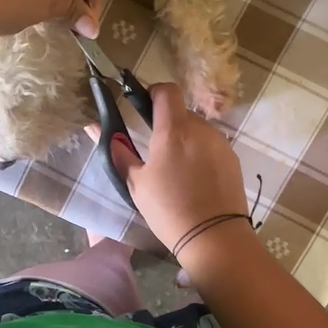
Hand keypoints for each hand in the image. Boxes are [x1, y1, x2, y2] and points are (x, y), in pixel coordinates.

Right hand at [101, 83, 254, 266]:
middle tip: (156, 150)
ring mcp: (220, 142)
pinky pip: (212, 145)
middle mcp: (200, 128)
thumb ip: (118, 152)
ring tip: (177, 169)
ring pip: (198, 129)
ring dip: (185, 140)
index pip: (167, 91)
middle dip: (168, 123)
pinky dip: (201, 153)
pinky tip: (196, 179)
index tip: (143, 108)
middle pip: (182, 112)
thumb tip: (94, 127)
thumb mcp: (136, 183)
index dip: (154, 93)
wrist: (213, 236)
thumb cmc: (168, 209)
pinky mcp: (233, 158)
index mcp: (173, 130)